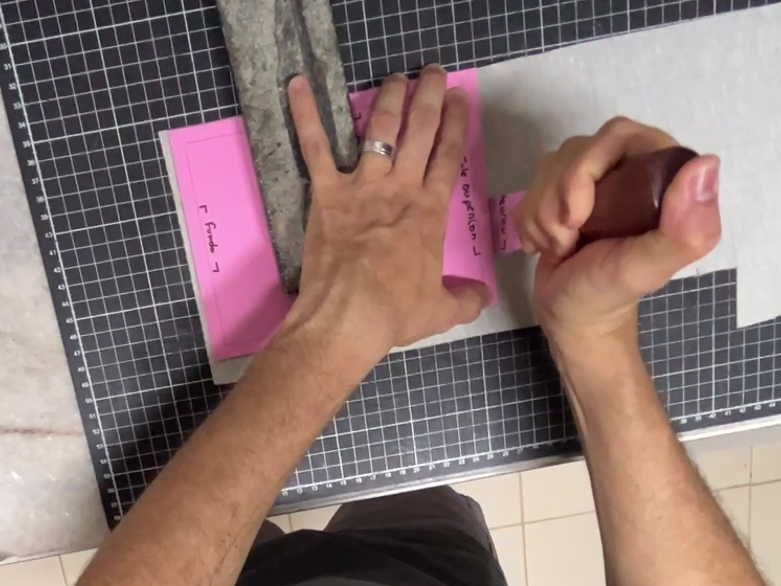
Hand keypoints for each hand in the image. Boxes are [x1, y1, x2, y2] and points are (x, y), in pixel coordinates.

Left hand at [277, 66, 492, 371]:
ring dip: (388, 99)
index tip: (460, 101)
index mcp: (429, 212)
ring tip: (395, 78)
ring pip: (378, 129)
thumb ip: (465, 299)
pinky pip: (315, 148)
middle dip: (430, 97)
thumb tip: (484, 297)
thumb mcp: (441, 311)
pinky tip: (296, 86)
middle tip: (433, 73)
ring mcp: (363, 187)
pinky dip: (306, 115)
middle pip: (420, 131)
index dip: (456, 126)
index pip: (449, 158)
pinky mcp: (327, 195)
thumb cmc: (395, 314)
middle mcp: (399, 189)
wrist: (349, 317)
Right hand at [515, 117, 720, 346]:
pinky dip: (529, 224)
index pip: (617, 135)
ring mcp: (591, 183)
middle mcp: (626, 170)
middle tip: (567, 238)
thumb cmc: (609, 294)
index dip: (586, 169)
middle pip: (576, 150)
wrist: (572, 319)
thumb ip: (683, 227)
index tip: (579, 216)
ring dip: (543, 216)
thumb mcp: (647, 267)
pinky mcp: (560, 199)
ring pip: (549, 168)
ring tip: (560, 247)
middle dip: (558, 199)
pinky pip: (531, 189)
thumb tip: (706, 164)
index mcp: (658, 174)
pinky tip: (545, 247)